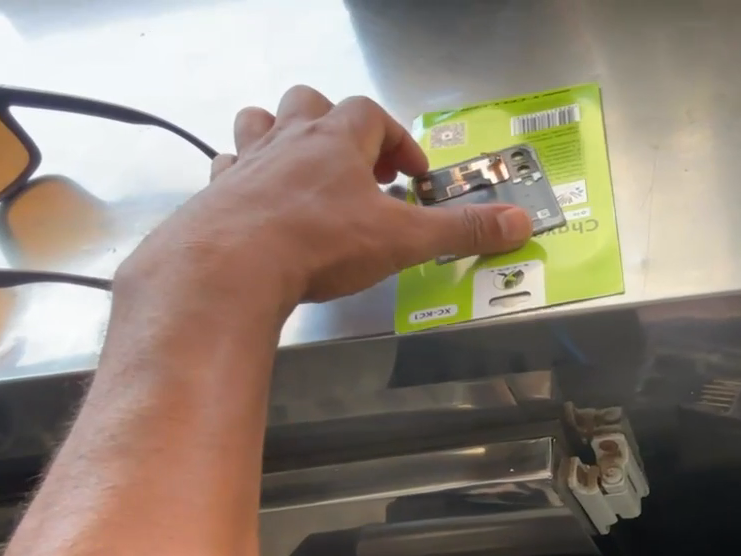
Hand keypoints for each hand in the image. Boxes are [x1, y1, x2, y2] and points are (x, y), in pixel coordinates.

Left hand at [122, 86, 530, 316]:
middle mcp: (289, 139)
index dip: (397, 139)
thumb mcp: (406, 239)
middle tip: (365, 171)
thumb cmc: (324, 242)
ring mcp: (248, 161)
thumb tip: (521, 223)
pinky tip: (266, 201)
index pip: (371, 114)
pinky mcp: (219, 190)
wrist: (232, 264)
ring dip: (288, 138)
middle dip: (342, 130)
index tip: (413, 176)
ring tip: (312, 174)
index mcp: (337, 141)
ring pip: (263, 122)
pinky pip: (232, 165)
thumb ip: (463, 231)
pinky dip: (251, 174)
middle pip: (313, 105)